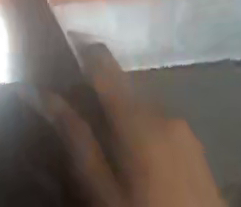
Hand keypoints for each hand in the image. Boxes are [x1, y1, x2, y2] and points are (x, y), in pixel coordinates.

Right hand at [47, 44, 225, 206]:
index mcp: (138, 119)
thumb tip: (43, 95)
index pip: (105, 65)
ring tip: (102, 144)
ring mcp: (185, 129)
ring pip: (141, 108)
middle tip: (74, 116)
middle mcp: (163, 112)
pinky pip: (160, 125)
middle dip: (97, 95)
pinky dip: (142, 132)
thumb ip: (76, 140)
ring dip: (120, 117)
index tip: (60, 48)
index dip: (82, 51)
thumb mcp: (103, 191)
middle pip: (122, 88)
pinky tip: (133, 161)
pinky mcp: (197, 148)